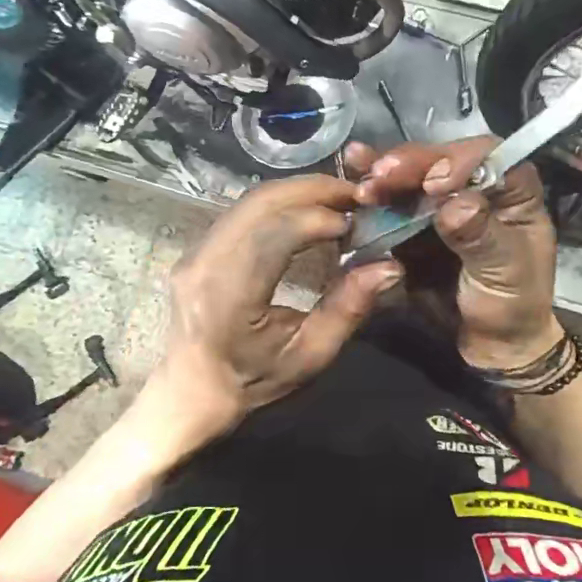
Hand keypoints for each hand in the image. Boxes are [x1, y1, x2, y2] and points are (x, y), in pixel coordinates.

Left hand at [151, 174, 403, 440]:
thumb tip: (390, 266)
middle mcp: (205, 263)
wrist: (191, 390)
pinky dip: (280, 203)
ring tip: (337, 199)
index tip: (356, 224)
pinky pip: (242, 211)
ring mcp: (195, 251)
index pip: (275, 233)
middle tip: (355, 194)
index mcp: (229, 294)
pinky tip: (307, 211)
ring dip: (297, 192)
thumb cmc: (252, 381)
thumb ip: (348, 308)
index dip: (319, 218)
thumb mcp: (310, 355)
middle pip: (261, 203)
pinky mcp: (197, 247)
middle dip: (313, 190)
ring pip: (250, 200)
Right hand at [347, 138, 562, 369]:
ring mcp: (442, 205)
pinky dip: (374, 190)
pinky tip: (353, 176)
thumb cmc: (513, 306)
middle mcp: (476, 188)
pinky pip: (393, 202)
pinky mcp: (414, 225)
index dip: (460, 160)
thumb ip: (481, 237)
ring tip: (360, 171)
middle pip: (442, 160)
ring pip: (414, 176)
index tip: (434, 183)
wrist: (492, 346)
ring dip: (385, 172)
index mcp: (512, 193)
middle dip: (412, 164)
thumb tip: (454, 204)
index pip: (489, 157)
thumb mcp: (506, 272)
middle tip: (380, 174)